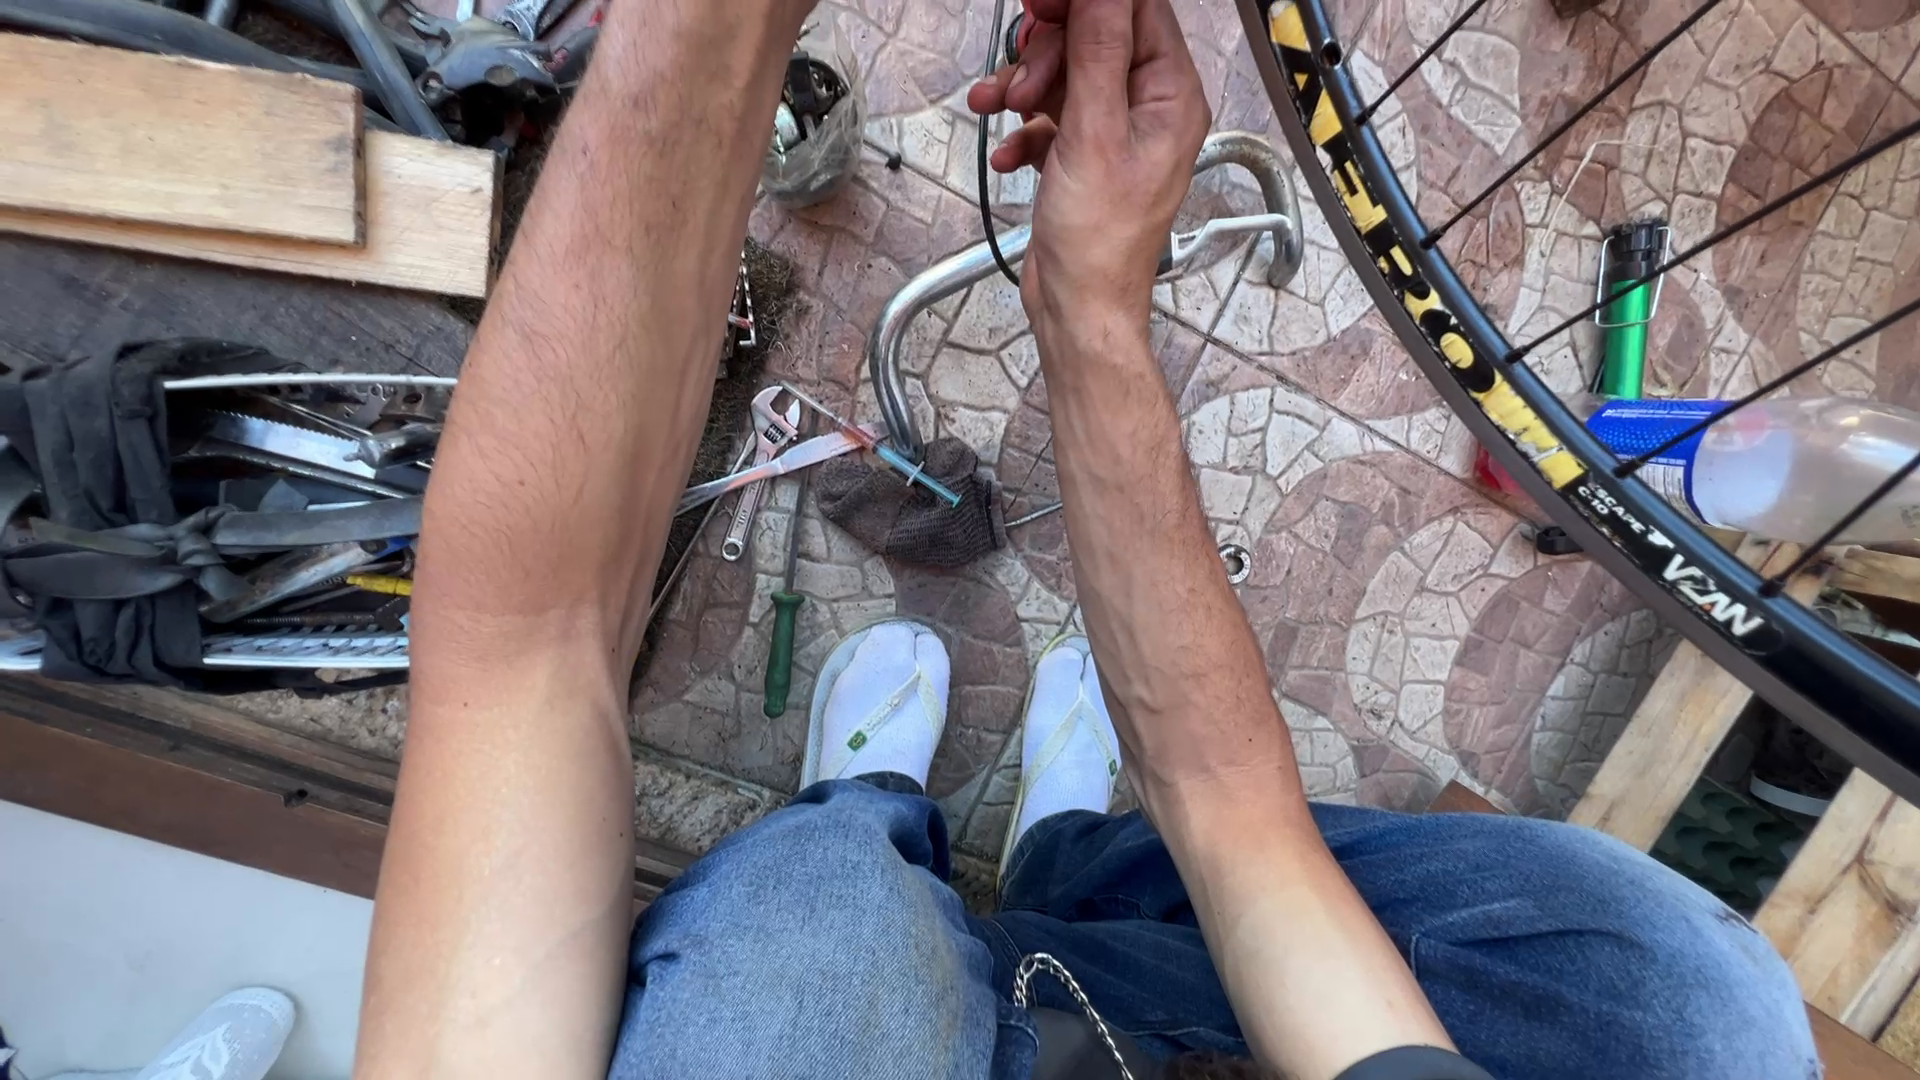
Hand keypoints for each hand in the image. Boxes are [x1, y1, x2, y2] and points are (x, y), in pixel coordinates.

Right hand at [967, 0, 1208, 327]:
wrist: (1078, 308)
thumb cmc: (1098, 244)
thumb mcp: (1094, 135)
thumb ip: (1096, 50)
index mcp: (1169, 97)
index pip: (1134, 11)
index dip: (1083, 3)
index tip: (1037, 4)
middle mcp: (1146, 112)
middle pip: (1094, 41)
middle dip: (1047, 53)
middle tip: (1018, 79)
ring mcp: (1113, 138)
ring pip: (1066, 81)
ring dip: (1025, 90)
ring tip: (999, 111)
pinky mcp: (1082, 163)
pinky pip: (1049, 125)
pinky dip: (1023, 134)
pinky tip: (1006, 155)